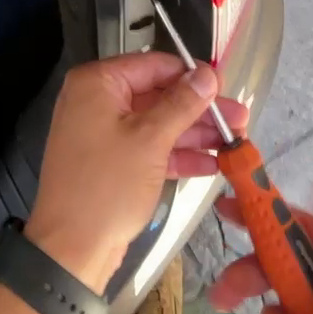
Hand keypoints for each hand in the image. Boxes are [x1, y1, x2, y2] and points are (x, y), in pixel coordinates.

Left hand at [24, 52, 250, 288]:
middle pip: (157, 95)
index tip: (226, 85)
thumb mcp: (150, 139)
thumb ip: (181, 104)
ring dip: (194, 134)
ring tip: (235, 143)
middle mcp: (97, 99)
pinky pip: (147, 147)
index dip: (191, 74)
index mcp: (97, 82)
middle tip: (240, 119)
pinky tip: (212, 165)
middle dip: (199, 109)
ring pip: (156, 123)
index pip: (152, 65)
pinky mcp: (111, 160)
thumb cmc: (108, 184)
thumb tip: (207, 73)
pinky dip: (176, 155)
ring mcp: (103, 131)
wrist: (71, 248)